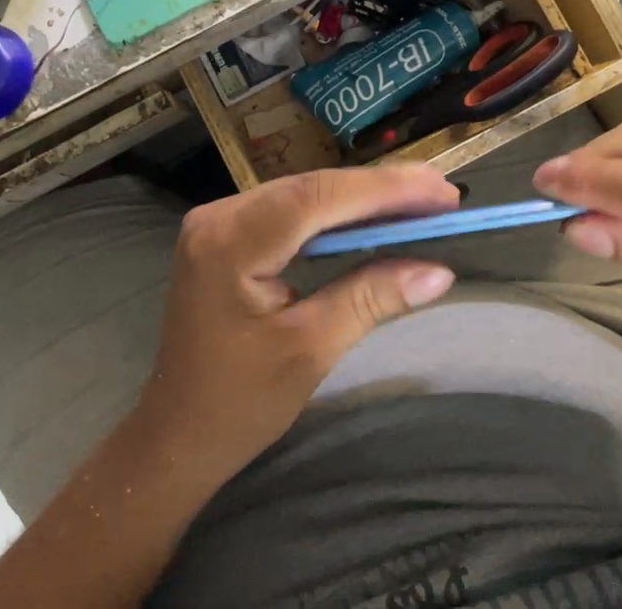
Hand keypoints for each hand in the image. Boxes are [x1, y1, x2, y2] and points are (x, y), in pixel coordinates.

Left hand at [138, 166, 460, 478]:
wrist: (179, 433)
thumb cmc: (239, 402)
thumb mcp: (311, 349)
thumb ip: (370, 297)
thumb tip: (439, 270)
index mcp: (229, 243)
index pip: (315, 197)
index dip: (383, 189)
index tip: (443, 191)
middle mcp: (216, 217)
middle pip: (308, 189)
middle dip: (377, 190)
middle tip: (443, 196)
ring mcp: (216, 224)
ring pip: (300, 196)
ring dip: (358, 200)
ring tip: (420, 203)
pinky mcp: (224, 237)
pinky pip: (286, 213)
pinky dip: (332, 216)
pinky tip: (371, 219)